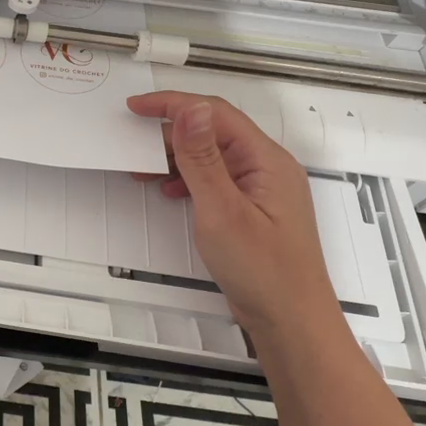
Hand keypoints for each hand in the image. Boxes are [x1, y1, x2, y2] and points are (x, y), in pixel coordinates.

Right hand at [127, 93, 340, 338]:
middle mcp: (267, 168)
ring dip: (176, 156)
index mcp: (266, 160)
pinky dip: (187, 178)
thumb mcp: (222, 210)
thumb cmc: (265, 272)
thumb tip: (189, 110)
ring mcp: (261, 189)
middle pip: (213, 131)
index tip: (137, 106)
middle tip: (134, 136)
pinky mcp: (251, 209)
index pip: (214, 113)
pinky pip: (215, 178)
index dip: (172, 104)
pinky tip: (170, 191)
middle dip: (170, 130)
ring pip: (212, 155)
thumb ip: (202, 158)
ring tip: (144, 166)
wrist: (291, 321)